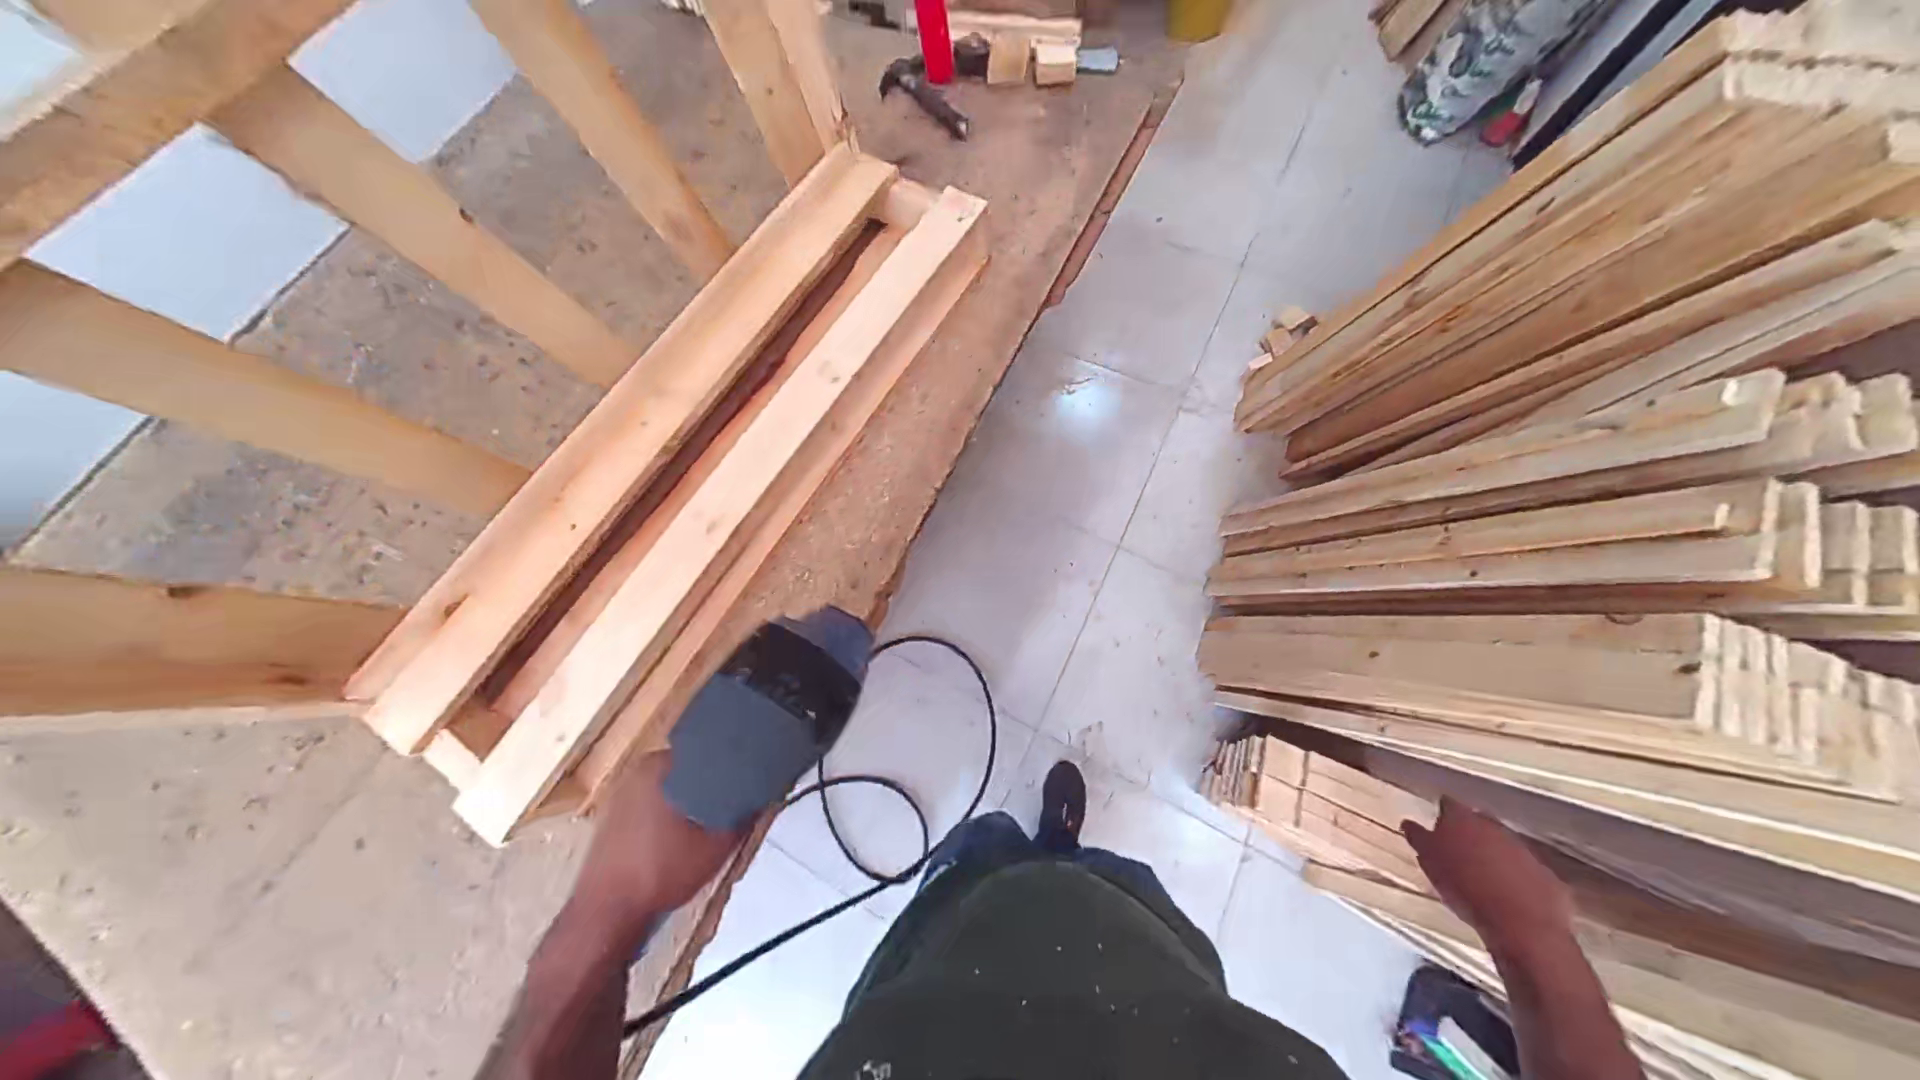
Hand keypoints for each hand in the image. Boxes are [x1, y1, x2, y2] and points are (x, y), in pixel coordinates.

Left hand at [567, 752, 742, 946]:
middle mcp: (637, 772)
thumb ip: (746, 816)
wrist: (605, 918)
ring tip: (718, 818)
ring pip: (674, 787)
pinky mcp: (615, 819)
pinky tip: (687, 835)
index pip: (709, 749)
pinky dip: (674, 813)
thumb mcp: (717, 845)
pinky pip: (656, 804)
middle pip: (691, 768)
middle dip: (715, 783)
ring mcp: (622, 795)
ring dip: (694, 799)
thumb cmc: (659, 874)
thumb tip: (767, 797)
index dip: (734, 763)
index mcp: (659, 764)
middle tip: (740, 799)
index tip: (753, 775)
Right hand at [1402, 797, 1572, 952]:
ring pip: (1505, 845)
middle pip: (1479, 822)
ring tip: (1481, 875)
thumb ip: (1418, 838)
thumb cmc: (1464, 888)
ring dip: (1494, 854)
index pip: (1448, 804)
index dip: (1442, 812)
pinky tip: (1509, 894)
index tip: (1437, 820)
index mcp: (1462, 820)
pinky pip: (1529, 871)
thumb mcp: (1428, 861)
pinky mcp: (1548, 877)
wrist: (1520, 926)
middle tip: (1457, 849)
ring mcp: (1525, 852)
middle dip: (1469, 832)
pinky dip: (1518, 877)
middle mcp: (1495, 828)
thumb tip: (1409, 824)